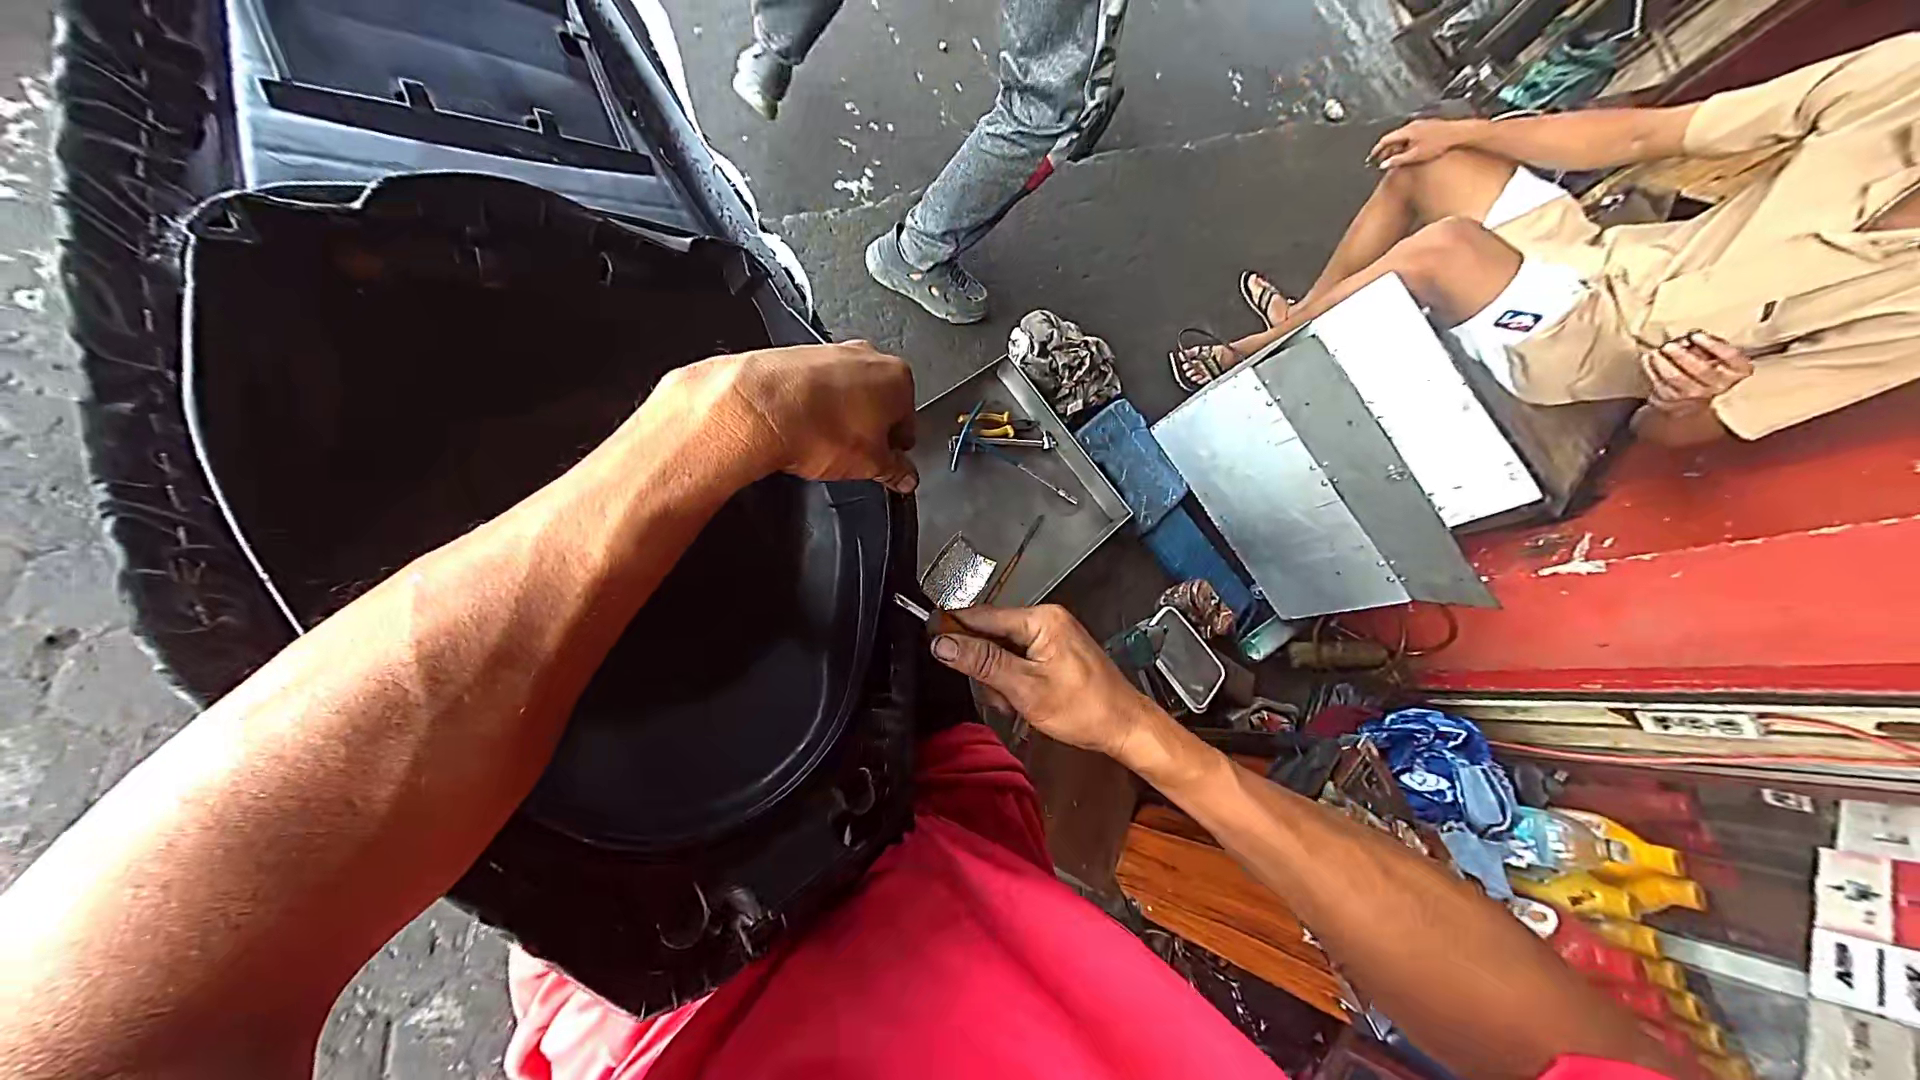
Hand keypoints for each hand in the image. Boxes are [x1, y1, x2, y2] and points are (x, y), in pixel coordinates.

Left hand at [652, 341, 918, 491]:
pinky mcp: (797, 356)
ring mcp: (831, 353)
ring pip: (847, 391)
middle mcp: (867, 356)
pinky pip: (815, 387)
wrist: (759, 408)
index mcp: (898, 377)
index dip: (896, 447)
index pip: (908, 420)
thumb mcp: (870, 464)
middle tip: (856, 457)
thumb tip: (904, 475)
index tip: (888, 462)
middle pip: (879, 401)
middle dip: (870, 428)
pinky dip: (813, 406)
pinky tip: (803, 429)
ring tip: (825, 446)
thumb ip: (895, 470)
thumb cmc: (817, 426)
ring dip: (841, 417)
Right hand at [929, 605, 1161, 763]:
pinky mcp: (1052, 652)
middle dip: (986, 667)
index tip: (931, 641)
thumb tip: (945, 644)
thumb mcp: (1025, 687)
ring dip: (1000, 679)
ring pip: (1001, 651)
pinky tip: (1024, 699)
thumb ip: (982, 662)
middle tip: (999, 693)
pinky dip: (1013, 681)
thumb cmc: (1087, 708)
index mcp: (1041, 619)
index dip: (954, 629)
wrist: (1124, 727)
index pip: (983, 616)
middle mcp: (1046, 620)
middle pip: (991, 634)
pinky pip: (1017, 659)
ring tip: (1018, 702)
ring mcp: (1050, 636)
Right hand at [1369, 118, 1476, 169]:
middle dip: (1385, 150)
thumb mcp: (1415, 156)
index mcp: (1407, 131)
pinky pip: (1411, 136)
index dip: (1376, 150)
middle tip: (1380, 161)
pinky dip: (1404, 144)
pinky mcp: (1428, 127)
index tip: (1371, 158)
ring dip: (1395, 148)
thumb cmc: (1439, 144)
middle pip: (1393, 138)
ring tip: (1393, 158)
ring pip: (1402, 137)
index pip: (1385, 139)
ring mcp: (1421, 125)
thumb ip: (1397, 161)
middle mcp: (1413, 125)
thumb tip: (1383, 165)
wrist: (1459, 134)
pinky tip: (1407, 153)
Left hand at [1640, 332, 1752, 411]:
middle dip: (1682, 355)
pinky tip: (1648, 357)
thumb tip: (1689, 337)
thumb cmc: (1705, 367)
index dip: (1712, 345)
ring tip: (1657, 351)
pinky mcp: (1670, 397)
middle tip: (1669, 344)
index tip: (1695, 335)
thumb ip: (1708, 344)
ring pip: (1676, 377)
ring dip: (1663, 362)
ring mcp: (1694, 393)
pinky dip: (1652, 368)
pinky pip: (1659, 381)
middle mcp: (1720, 385)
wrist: (1687, 396)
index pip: (1731, 356)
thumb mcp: (1716, 355)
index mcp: (1739, 371)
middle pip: (1700, 369)